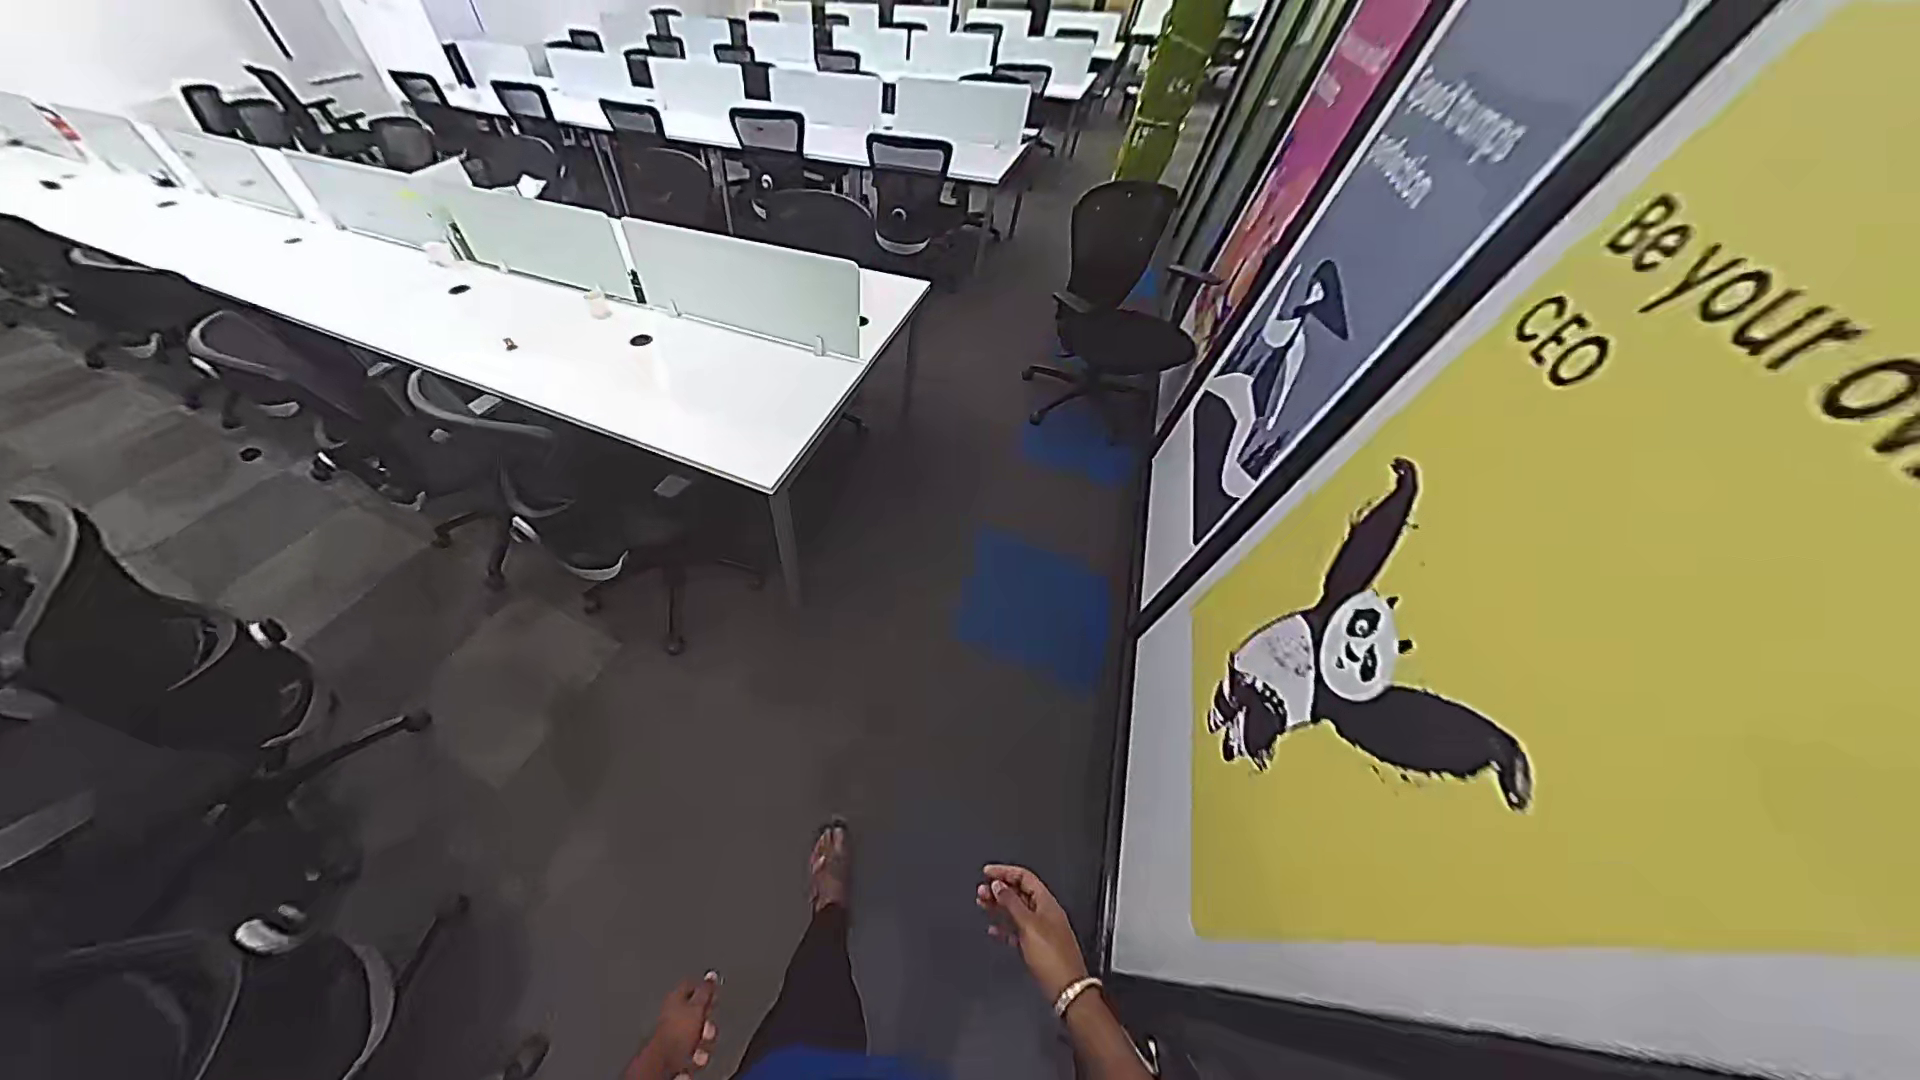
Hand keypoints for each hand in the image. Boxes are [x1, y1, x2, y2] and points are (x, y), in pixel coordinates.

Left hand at [629, 972, 718, 1079]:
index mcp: (675, 996)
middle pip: (697, 1009)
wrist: (662, 1065)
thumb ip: (706, 990)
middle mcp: (672, 1012)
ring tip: (699, 1048)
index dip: (706, 988)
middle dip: (707, 1019)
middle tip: (707, 1028)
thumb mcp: (697, 1006)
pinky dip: (696, 1053)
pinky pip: (691, 1046)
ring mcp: (673, 1032)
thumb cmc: (679, 1031)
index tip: (714, 996)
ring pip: (697, 1030)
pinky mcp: (674, 1050)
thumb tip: (711, 974)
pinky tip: (693, 1057)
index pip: (693, 984)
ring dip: (704, 1040)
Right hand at [977, 864, 1088, 1000]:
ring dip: (999, 906)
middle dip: (999, 889)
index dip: (1005, 872)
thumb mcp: (1029, 925)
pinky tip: (993, 929)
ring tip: (982, 903)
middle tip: (981, 890)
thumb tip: (998, 885)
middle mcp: (1044, 913)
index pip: (1024, 877)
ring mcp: (1040, 930)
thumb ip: (1012, 903)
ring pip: (1016, 911)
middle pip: (1019, 893)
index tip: (987, 872)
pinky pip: (1017, 930)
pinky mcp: (1036, 947)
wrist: (1067, 991)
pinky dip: (1004, 927)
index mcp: (1046, 902)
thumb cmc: (1052, 957)